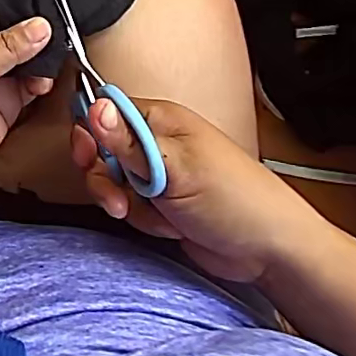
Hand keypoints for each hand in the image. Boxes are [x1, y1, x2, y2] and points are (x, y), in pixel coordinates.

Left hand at [0, 18, 54, 212]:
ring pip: (29, 59)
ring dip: (43, 59)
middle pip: (16, 34)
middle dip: (37, 34)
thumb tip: (40, 27)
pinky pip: (33, 85)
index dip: (20, 7)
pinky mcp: (6, 102)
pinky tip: (44, 81)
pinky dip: (44, 82)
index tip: (46, 6)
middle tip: (56, 33)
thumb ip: (5, 47)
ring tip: (51, 59)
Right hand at [72, 97, 329, 282]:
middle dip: (105, 177)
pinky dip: (143, 219)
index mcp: (160, 119)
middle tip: (119, 194)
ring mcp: (159, 173)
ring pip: (114, 182)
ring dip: (127, 203)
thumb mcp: (175, 168)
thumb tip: (97, 107)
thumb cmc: (235, 198)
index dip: (91, 132)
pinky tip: (168, 224)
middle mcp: (157, 141)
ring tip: (154, 212)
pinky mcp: (162, 201)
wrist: (266, 248)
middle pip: (103, 150)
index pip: (107, 111)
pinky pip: (131, 206)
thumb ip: (130, 141)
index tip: (89, 156)